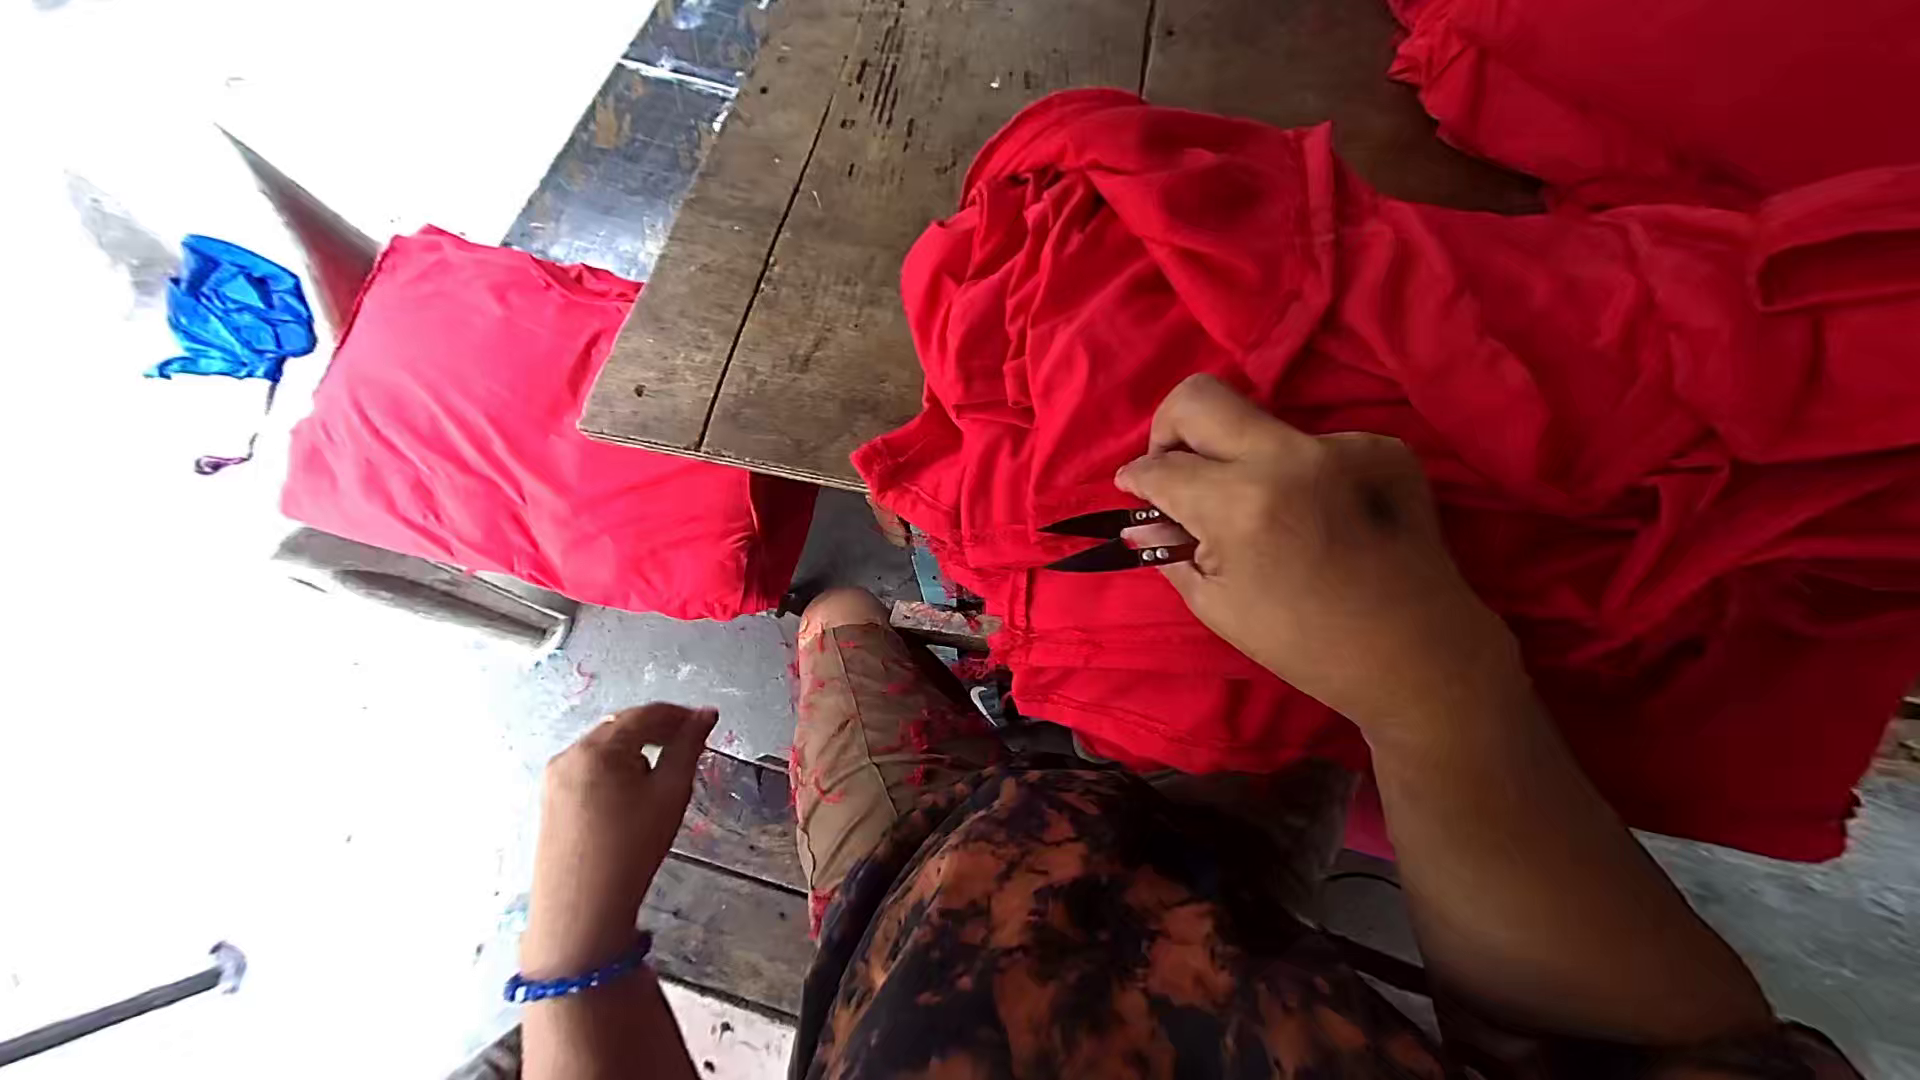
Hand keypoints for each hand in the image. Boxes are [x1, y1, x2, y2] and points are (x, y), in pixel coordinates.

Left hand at [520, 704, 717, 978]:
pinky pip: (591, 765)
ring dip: (638, 745)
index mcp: (598, 748)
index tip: (704, 721)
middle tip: (690, 740)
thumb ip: (689, 745)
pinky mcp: (551, 798)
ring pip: (606, 744)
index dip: (679, 714)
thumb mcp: (671, 792)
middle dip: (658, 728)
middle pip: (622, 725)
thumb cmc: (632, 848)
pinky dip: (618, 764)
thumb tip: (705, 715)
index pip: (645, 713)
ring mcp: (555, 777)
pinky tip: (635, 786)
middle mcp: (570, 754)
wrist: (580, 912)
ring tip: (666, 765)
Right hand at [1115, 375, 1524, 733]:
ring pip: (1255, 424)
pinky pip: (1308, 444)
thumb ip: (1168, 550)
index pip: (1161, 467)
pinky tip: (1307, 512)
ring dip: (1233, 459)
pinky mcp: (1381, 447)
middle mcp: (1288, 457)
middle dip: (1166, 429)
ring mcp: (1341, 445)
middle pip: (1198, 398)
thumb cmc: (1300, 642)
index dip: (1135, 478)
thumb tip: (1138, 522)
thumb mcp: (1214, 603)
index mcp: (1239, 504)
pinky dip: (1290, 472)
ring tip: (1251, 509)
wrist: (1418, 655)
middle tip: (1171, 469)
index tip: (1132, 488)